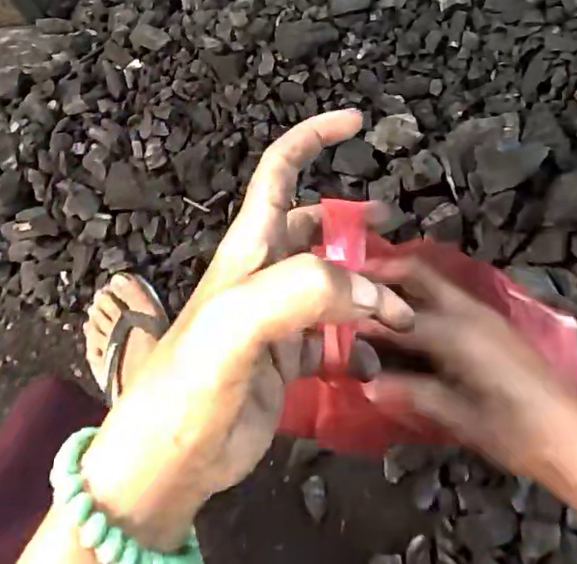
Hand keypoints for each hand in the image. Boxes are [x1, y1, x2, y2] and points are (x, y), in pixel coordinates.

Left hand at [78, 110, 413, 547]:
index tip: (353, 120)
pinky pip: (336, 329)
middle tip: (400, 242)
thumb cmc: (192, 382)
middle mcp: (264, 269)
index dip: (312, 137)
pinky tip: (379, 354)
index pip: (279, 170)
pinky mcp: (288, 355)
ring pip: (334, 279)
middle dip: (357, 225)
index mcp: (249, 246)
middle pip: (317, 226)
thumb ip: (302, 294)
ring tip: (404, 307)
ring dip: (368, 286)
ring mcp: (277, 313)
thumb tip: (371, 292)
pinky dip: (362, 335)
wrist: (171, 456)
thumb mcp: (237, 325)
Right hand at [361, 257, 576, 563]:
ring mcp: (482, 313)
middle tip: (347, 277)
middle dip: (380, 268)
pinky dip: (420, 293)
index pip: (395, 312)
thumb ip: (411, 393)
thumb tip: (364, 383)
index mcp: (456, 331)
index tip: (334, 309)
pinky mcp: (492, 323)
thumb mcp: (461, 417)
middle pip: (416, 271)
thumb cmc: (517, 432)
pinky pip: (446, 294)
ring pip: (432, 279)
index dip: (362, 311)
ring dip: (400, 279)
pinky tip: (406, 314)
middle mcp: (467, 310)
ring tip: (368, 291)